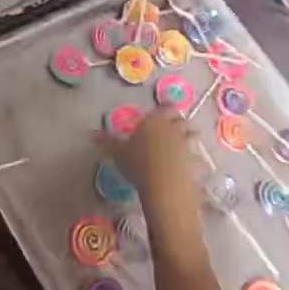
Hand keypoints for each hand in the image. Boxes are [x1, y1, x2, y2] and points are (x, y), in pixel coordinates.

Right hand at [111, 111, 200, 228]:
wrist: (163, 182)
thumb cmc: (137, 162)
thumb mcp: (117, 152)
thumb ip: (106, 141)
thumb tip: (90, 134)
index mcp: (154, 121)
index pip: (165, 107)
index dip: (165, 108)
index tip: (163, 109)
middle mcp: (173, 128)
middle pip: (181, 119)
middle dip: (177, 122)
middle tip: (170, 128)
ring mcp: (186, 144)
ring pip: (193, 135)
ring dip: (189, 137)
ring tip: (181, 144)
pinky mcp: (194, 160)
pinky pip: (197, 157)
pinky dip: (195, 159)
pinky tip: (189, 165)